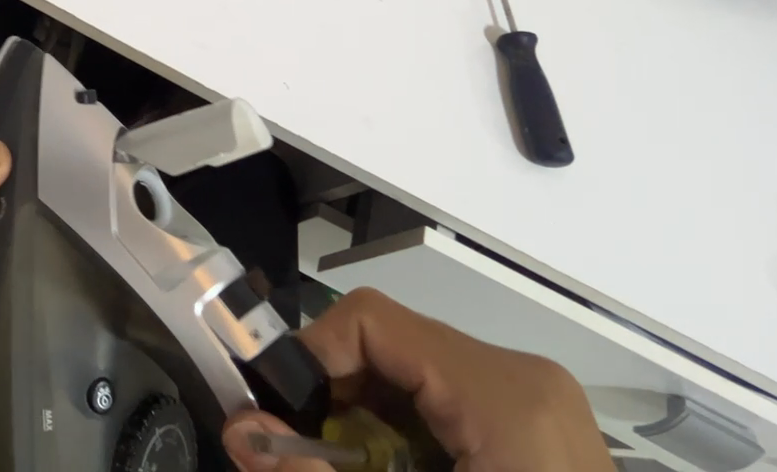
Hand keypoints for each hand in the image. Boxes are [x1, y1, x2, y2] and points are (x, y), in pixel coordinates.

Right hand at [221, 288, 611, 471]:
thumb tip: (238, 431)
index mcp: (503, 397)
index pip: (370, 320)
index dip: (312, 355)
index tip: (284, 416)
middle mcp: (522, 378)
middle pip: (387, 343)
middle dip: (335, 395)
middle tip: (315, 455)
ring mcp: (536, 399)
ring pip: (409, 367)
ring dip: (365, 413)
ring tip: (356, 468)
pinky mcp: (537, 422)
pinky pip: (442, 392)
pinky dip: (402, 426)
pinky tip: (398, 471)